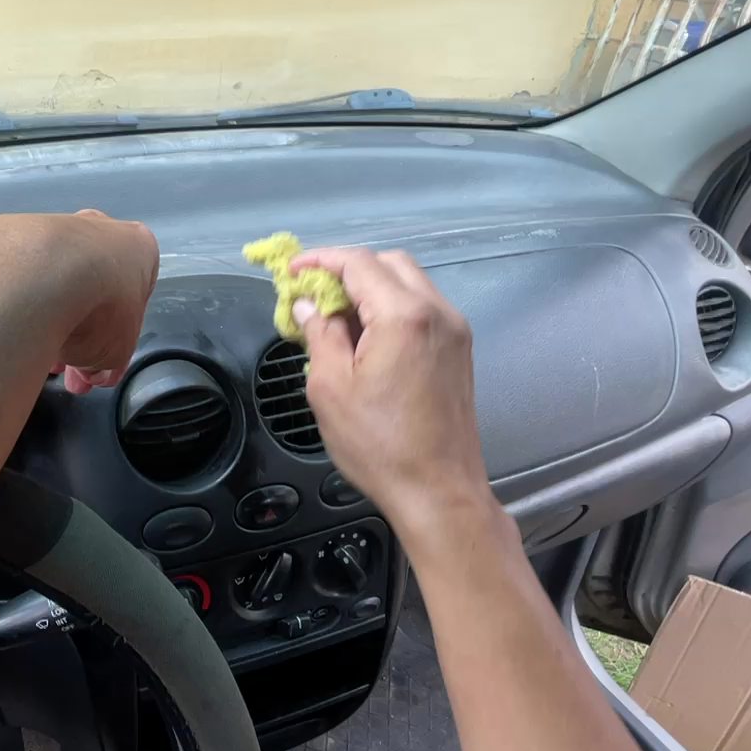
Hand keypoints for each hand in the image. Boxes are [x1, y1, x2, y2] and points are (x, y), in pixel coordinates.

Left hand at [0, 210, 157, 394]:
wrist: (34, 276)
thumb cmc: (98, 310)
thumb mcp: (118, 351)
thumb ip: (109, 359)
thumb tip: (93, 371)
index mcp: (135, 248)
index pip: (129, 298)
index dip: (113, 339)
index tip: (94, 366)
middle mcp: (93, 228)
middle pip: (86, 288)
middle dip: (75, 334)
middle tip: (61, 370)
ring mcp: (44, 225)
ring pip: (46, 282)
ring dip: (42, 320)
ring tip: (30, 357)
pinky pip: (11, 277)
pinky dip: (11, 304)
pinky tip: (5, 332)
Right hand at [291, 248, 507, 564]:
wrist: (438, 490)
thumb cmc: (378, 444)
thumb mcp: (329, 387)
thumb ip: (319, 334)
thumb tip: (310, 306)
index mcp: (403, 316)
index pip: (358, 263)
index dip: (320, 260)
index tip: (291, 271)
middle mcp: (437, 312)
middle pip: (389, 263)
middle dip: (347, 268)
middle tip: (313, 292)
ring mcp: (454, 330)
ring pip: (409, 282)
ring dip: (370, 286)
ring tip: (335, 315)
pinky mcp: (458, 349)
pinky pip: (422, 307)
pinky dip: (391, 305)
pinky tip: (366, 334)